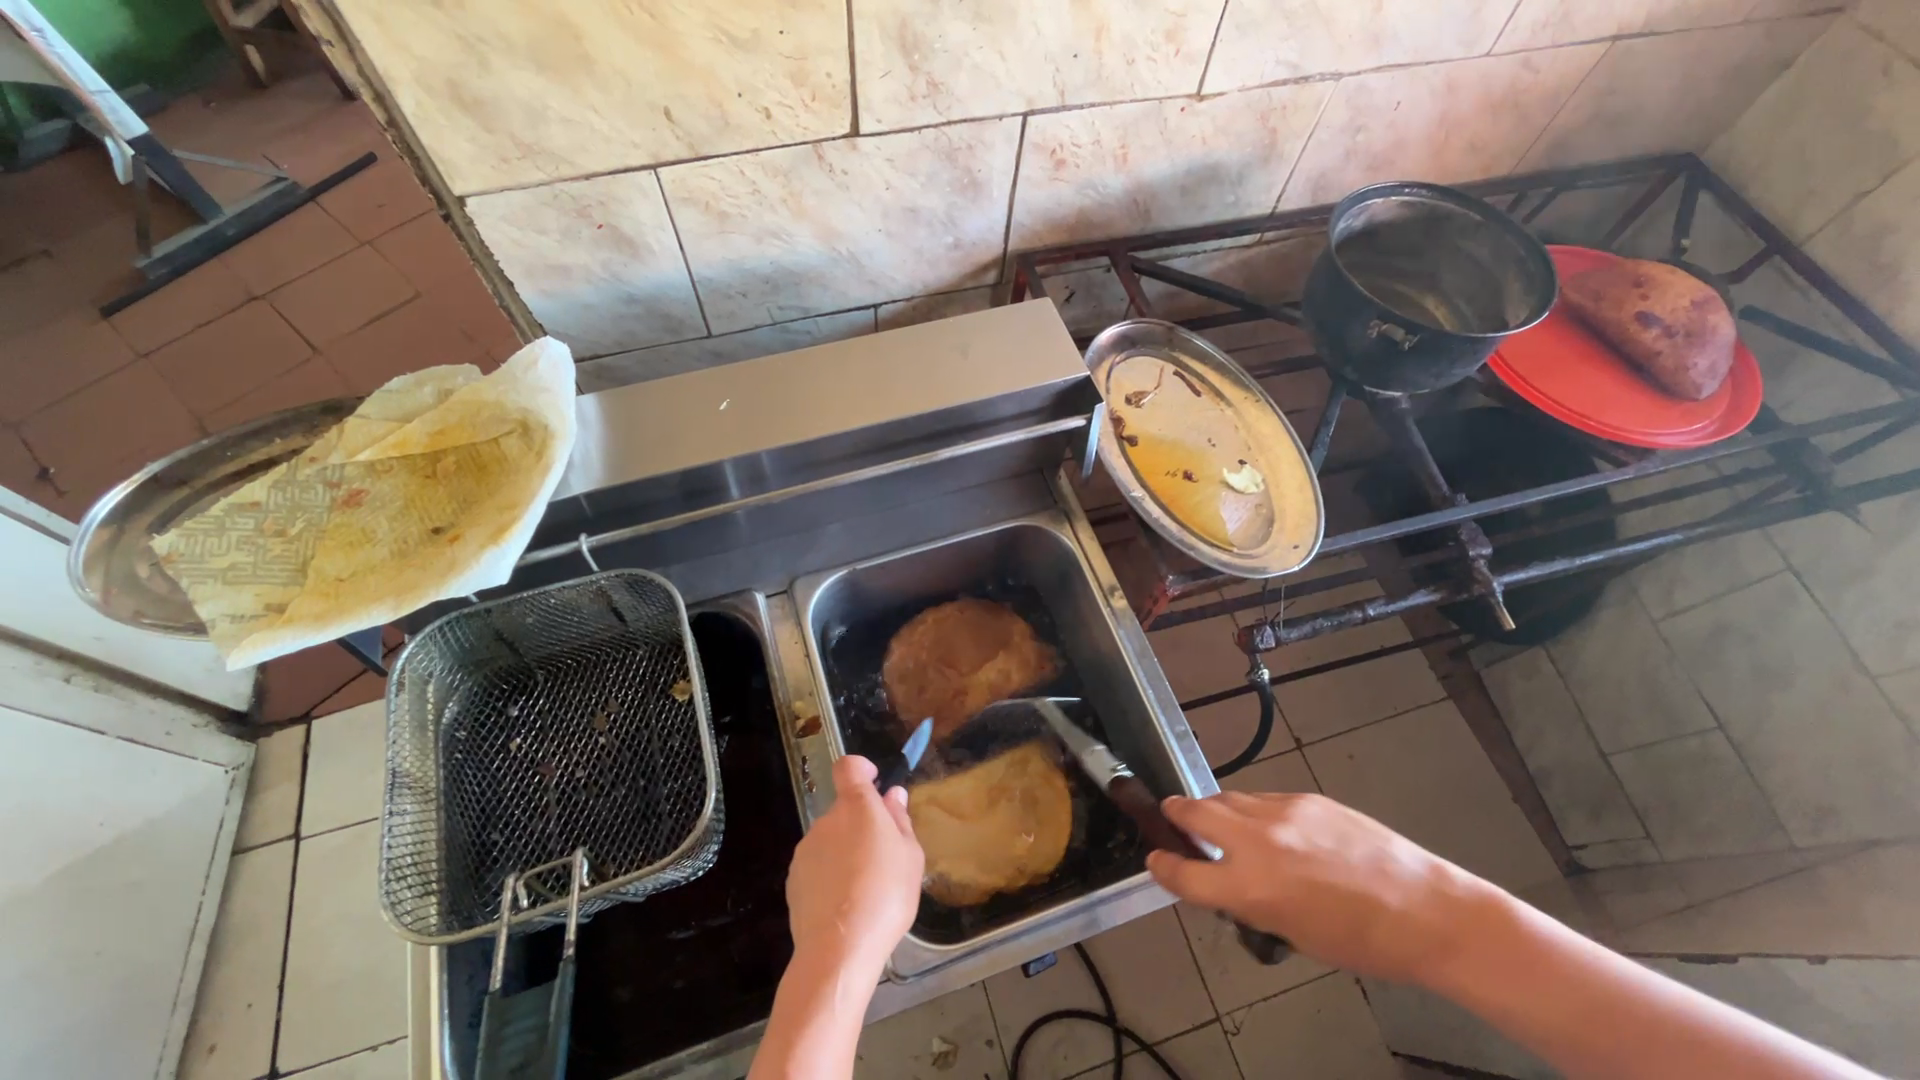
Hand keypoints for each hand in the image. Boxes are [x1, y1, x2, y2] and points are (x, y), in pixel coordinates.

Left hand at [784, 755, 924, 974]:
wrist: (839, 948)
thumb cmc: (885, 896)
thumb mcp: (910, 857)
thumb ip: (900, 821)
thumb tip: (892, 796)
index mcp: (856, 807)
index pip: (849, 767)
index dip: (861, 769)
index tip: (875, 783)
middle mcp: (826, 821)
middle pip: (844, 811)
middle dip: (862, 825)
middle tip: (884, 858)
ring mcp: (805, 850)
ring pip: (831, 841)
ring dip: (846, 853)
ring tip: (865, 890)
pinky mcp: (793, 879)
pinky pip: (817, 867)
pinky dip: (830, 877)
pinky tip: (844, 906)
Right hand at [1146, 792, 1496, 984]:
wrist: (1428, 911)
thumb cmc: (1361, 942)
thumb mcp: (1291, 934)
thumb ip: (1247, 901)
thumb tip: (1225, 881)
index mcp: (1249, 888)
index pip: (1183, 872)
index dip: (1163, 866)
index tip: (1156, 859)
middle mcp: (1256, 842)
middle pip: (1193, 811)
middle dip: (1176, 814)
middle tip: (1173, 818)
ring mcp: (1282, 812)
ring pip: (1229, 798)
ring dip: (1216, 809)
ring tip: (1220, 822)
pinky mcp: (1307, 798)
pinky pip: (1264, 798)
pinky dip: (1254, 810)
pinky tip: (1270, 827)